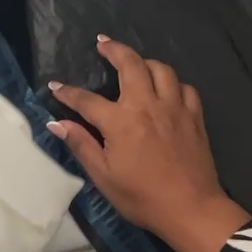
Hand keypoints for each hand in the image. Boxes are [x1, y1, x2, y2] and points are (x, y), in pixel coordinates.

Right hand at [47, 37, 251, 251]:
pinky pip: (185, 88)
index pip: (87, 100)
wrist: (191, 209)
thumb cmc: (142, 197)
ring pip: (161, 69)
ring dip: (145, 61)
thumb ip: (81, 145)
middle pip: (131, 64)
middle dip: (114, 49)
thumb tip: (57, 123)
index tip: (56, 87)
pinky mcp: (195, 117)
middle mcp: (147, 105)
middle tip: (103, 42)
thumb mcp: (103, 176)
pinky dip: (173, 83)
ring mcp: (174, 108)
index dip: (68, 93)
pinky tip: (167, 89)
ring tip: (135, 63)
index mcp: (120, 121)